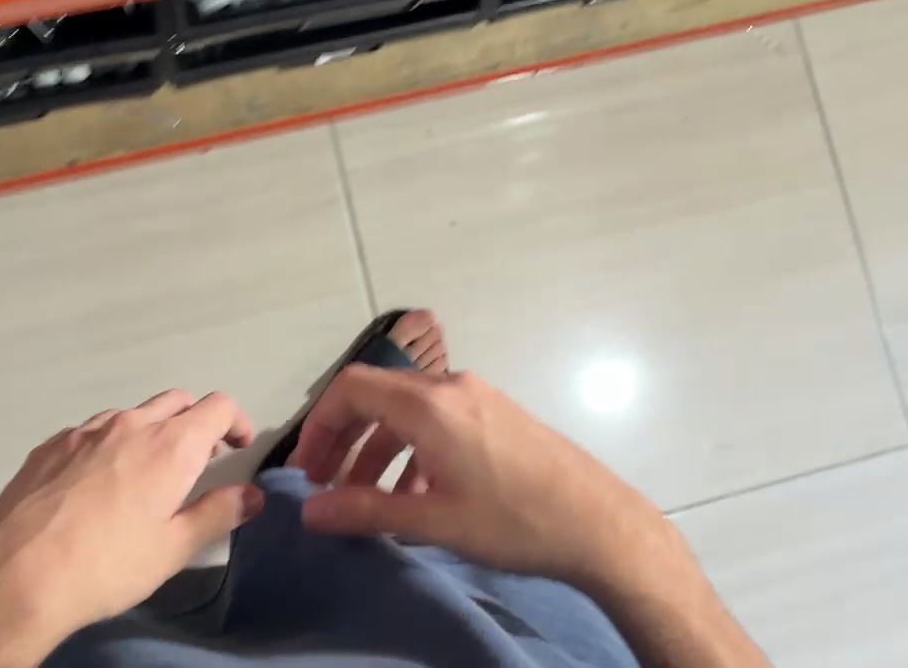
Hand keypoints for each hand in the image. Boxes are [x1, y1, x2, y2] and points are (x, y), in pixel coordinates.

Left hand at [0, 390, 261, 667]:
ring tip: (143, 474)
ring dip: (151, 431)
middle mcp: (132, 423)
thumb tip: (253, 493)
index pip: (219, 406)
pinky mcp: (50, 445)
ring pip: (134, 414)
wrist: (13, 579)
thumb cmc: (105, 566)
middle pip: (178, 400)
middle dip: (196, 422)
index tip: (238, 446)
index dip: (236, 421)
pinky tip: (94, 484)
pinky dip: (110, 444)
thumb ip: (218, 514)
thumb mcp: (173, 550)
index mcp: (171, 444)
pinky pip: (92, 431)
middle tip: (196, 462)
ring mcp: (86, 430)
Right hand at [286, 365, 674, 589]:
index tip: (307, 468)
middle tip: (323, 484)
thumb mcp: (434, 521)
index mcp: (428, 403)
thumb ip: (366, 510)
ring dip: (377, 448)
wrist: (600, 522)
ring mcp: (474, 395)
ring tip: (364, 499)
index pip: (351, 388)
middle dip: (343, 437)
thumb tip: (310, 511)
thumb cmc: (513, 520)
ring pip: (406, 410)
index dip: (320, 424)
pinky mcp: (493, 411)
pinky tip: (415, 495)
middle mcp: (448, 385)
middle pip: (376, 395)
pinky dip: (412, 449)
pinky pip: (436, 419)